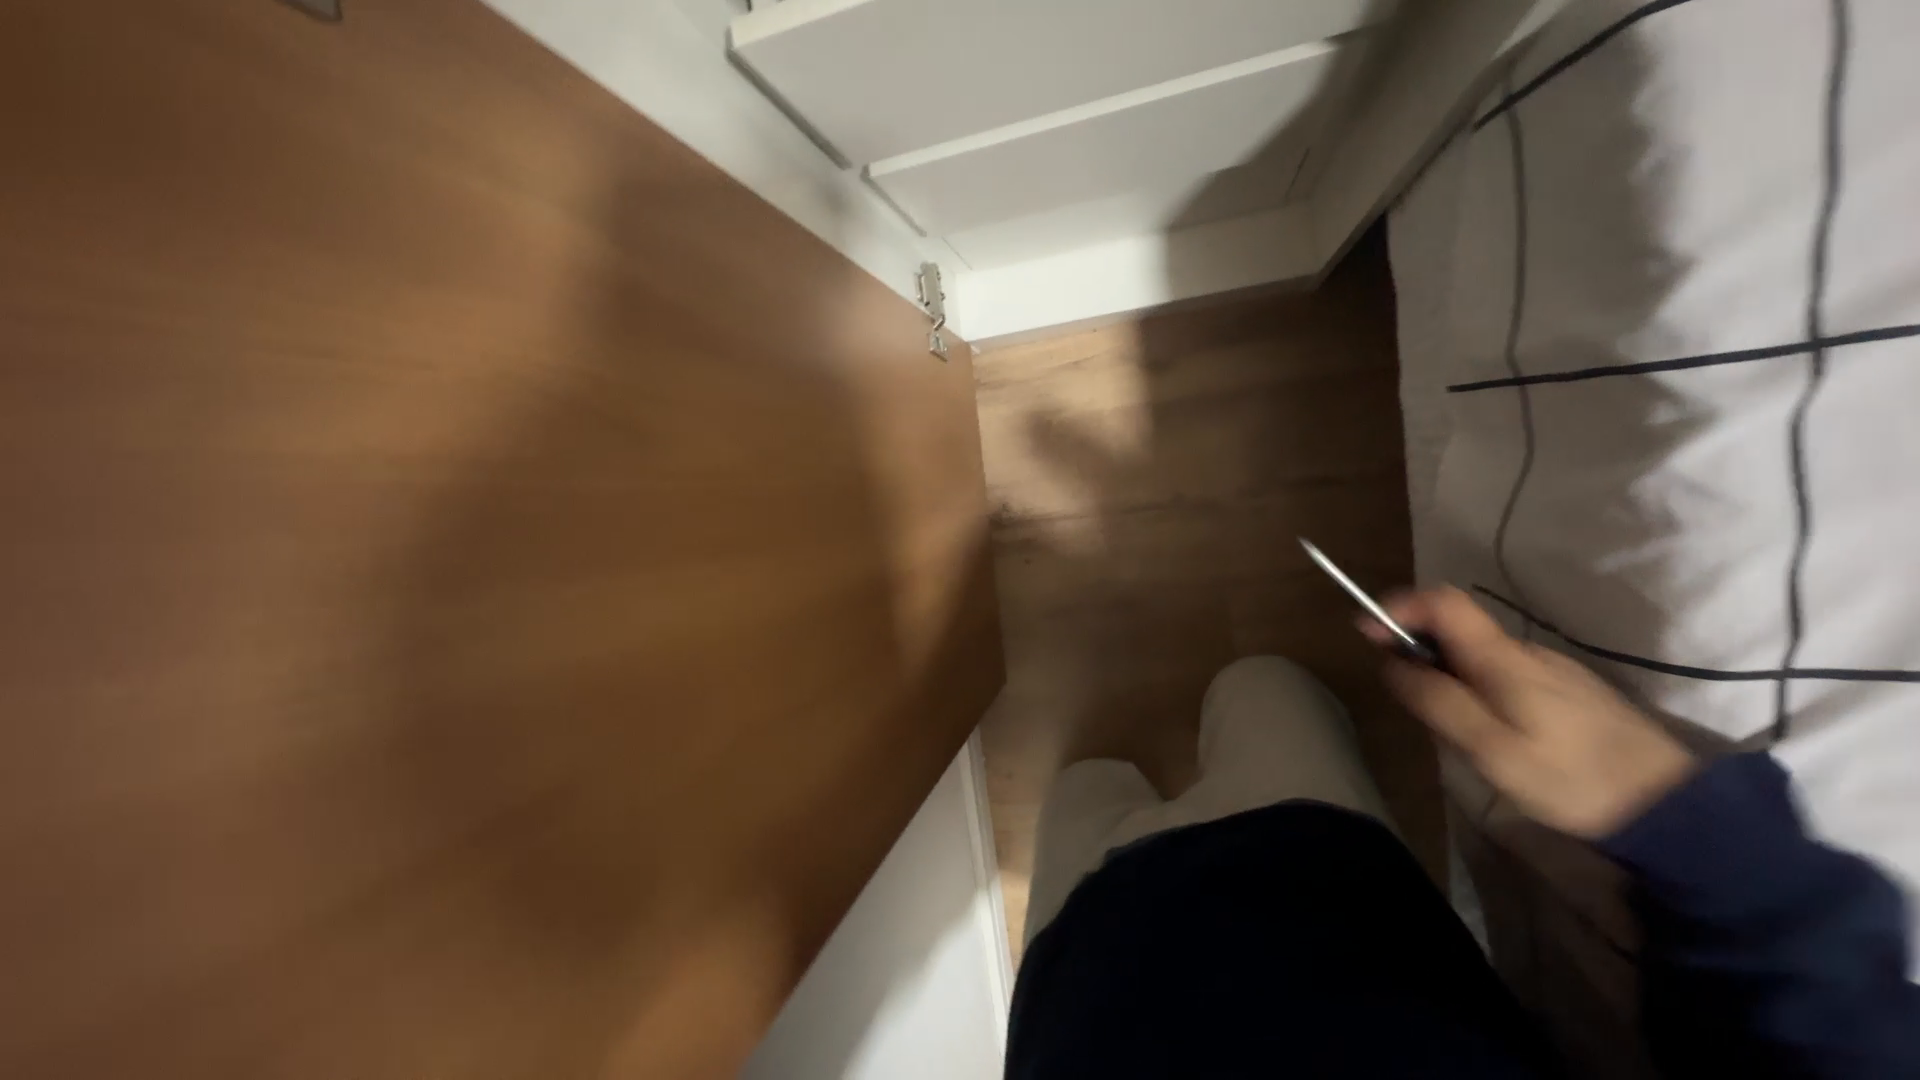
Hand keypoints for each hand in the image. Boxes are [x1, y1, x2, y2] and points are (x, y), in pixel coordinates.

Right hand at [1362, 586, 1697, 839]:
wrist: (1670, 809)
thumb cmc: (1570, 777)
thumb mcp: (1489, 747)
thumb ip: (1437, 702)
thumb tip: (1392, 665)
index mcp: (1503, 659)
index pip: (1444, 602)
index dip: (1400, 607)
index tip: (1368, 632)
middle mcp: (1526, 652)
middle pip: (1457, 631)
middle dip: (1421, 655)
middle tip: (1415, 706)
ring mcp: (1552, 670)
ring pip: (1479, 658)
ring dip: (1449, 678)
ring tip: (1456, 733)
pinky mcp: (1569, 692)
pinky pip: (1504, 676)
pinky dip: (1478, 691)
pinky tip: (1494, 736)